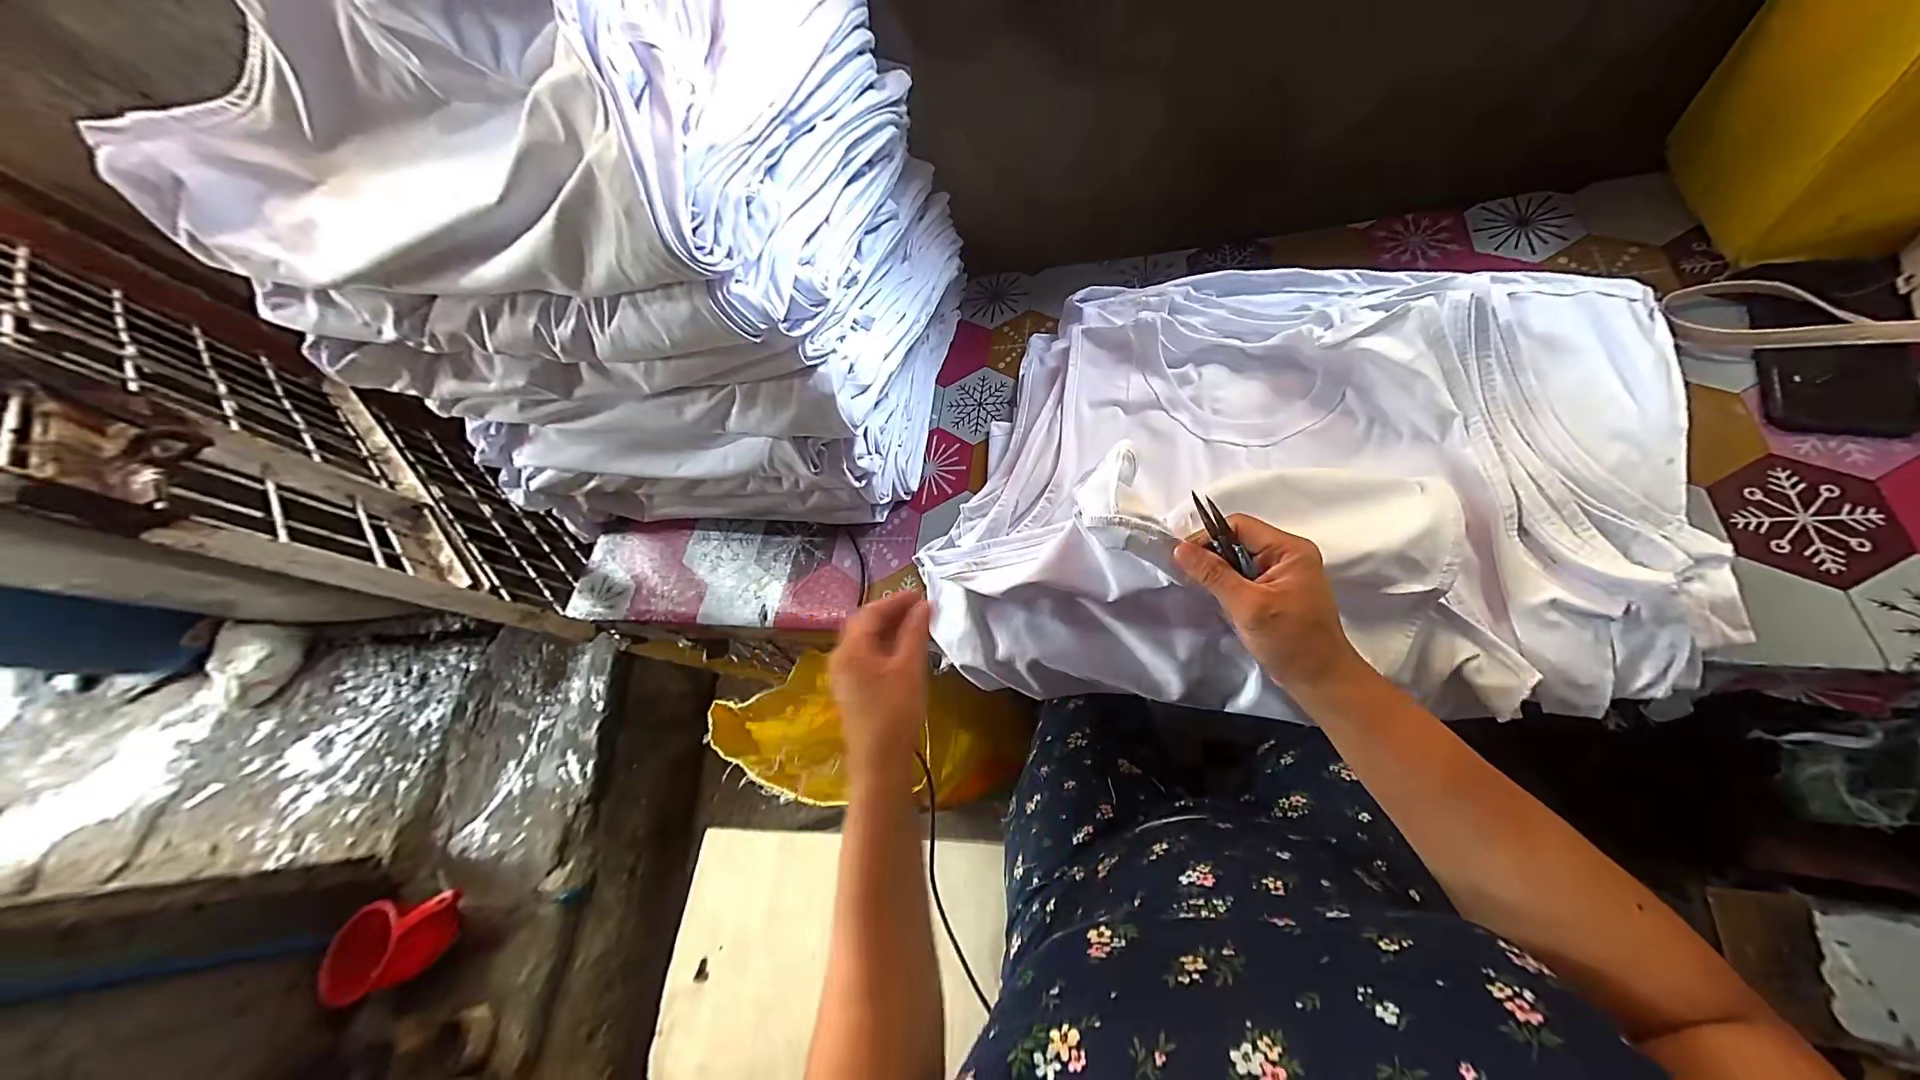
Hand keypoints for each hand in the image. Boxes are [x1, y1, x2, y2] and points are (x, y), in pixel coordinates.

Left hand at [828, 588, 932, 787]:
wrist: (879, 762)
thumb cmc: (895, 713)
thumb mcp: (910, 668)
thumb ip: (915, 632)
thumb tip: (923, 605)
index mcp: (851, 649)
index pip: (872, 611)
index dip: (897, 600)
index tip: (922, 594)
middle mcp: (840, 657)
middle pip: (864, 623)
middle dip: (891, 611)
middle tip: (919, 607)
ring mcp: (843, 674)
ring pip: (864, 640)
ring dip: (887, 628)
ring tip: (915, 624)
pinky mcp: (850, 688)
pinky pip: (865, 655)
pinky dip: (883, 644)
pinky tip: (903, 649)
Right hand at [1172, 514, 1366, 691]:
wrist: (1319, 679)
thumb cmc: (1290, 640)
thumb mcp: (1247, 606)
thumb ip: (1213, 574)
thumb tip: (1180, 549)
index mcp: (1290, 550)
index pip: (1239, 526)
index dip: (1207, 537)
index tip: (1183, 558)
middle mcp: (1288, 555)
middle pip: (1237, 540)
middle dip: (1211, 556)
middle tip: (1188, 575)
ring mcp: (1282, 574)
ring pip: (1238, 559)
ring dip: (1218, 572)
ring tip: (1201, 588)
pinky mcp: (1275, 591)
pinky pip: (1244, 577)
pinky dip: (1228, 585)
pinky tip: (1217, 599)